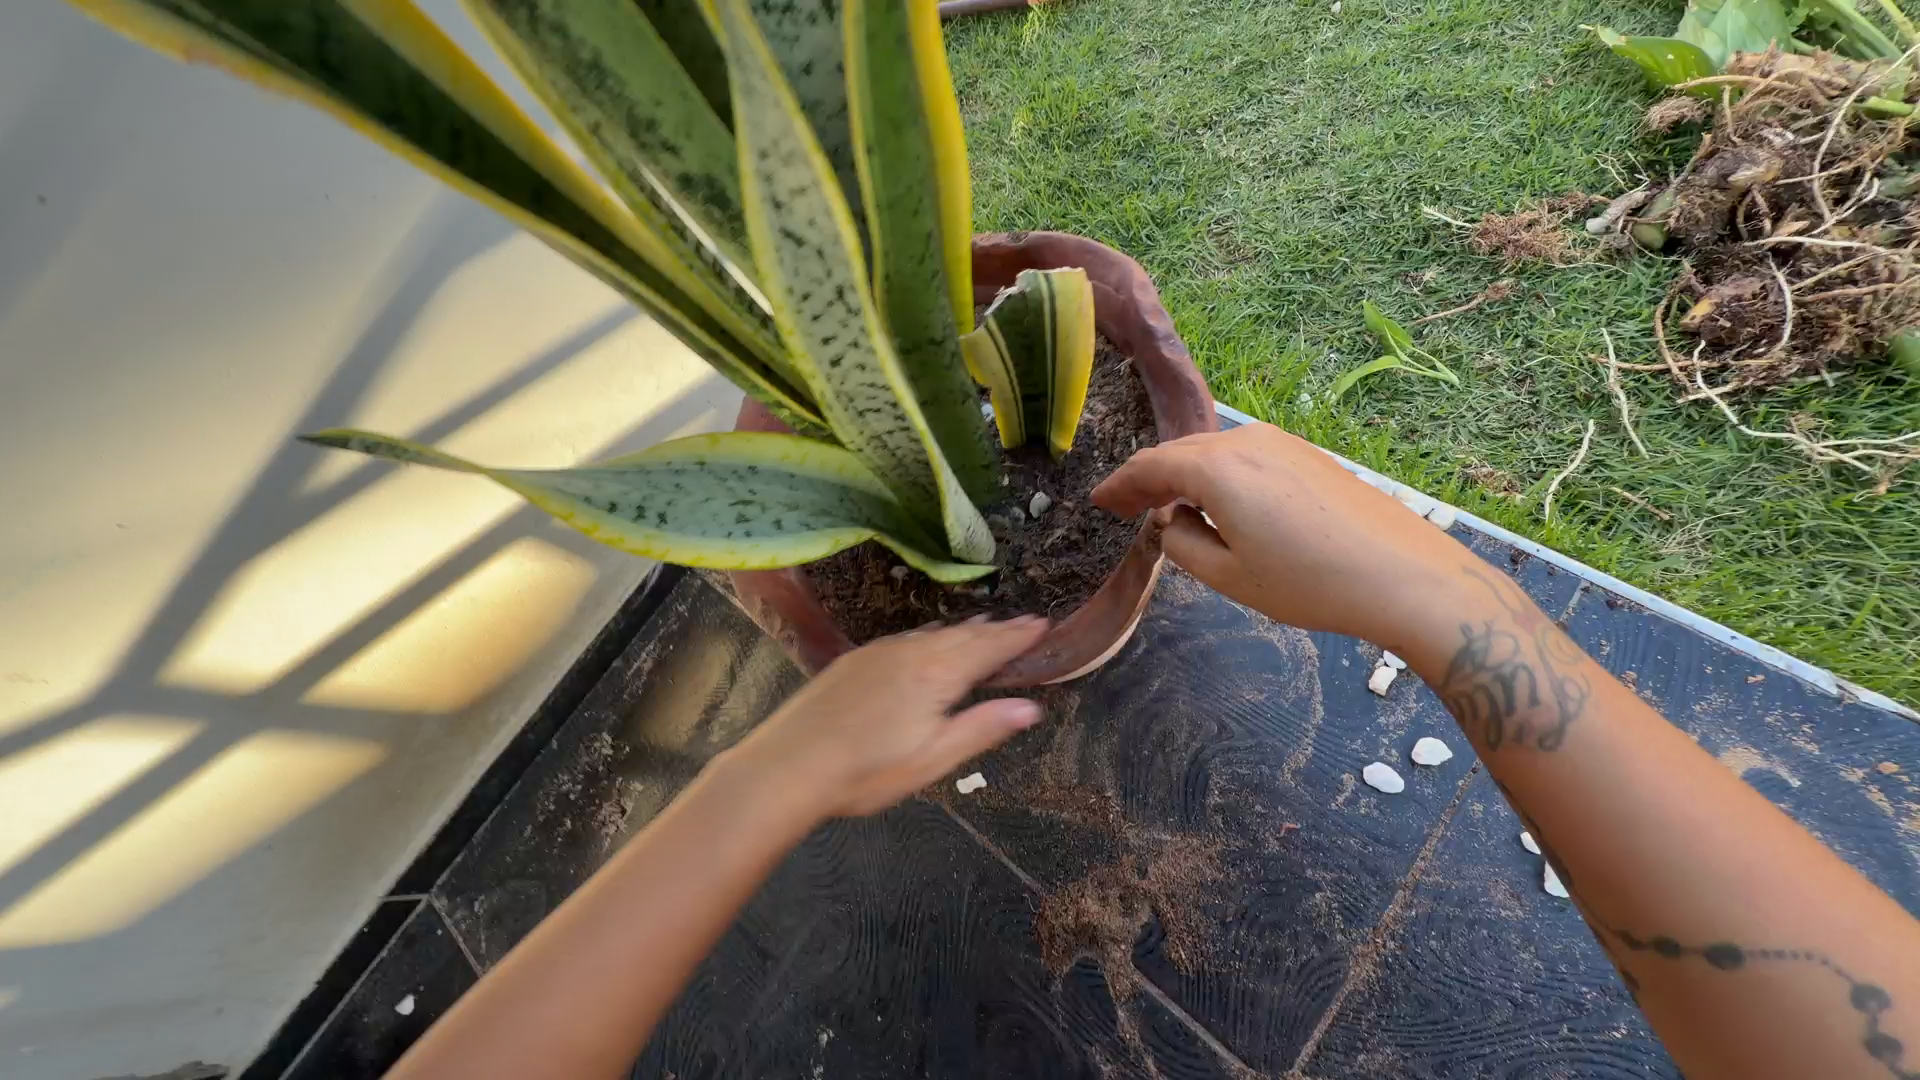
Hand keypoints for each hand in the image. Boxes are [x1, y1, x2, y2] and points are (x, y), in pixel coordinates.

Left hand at [715, 616, 1049, 820]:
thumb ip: (982, 728)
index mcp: (937, 674)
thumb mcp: (933, 760)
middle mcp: (911, 651)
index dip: (1017, 636)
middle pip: (964, 634)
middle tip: (1023, 621)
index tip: (1043, 623)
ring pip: (934, 633)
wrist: (788, 765)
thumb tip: (1032, 707)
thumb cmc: (867, 772)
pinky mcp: (856, 659)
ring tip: (985, 624)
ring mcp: (880, 651)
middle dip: (997, 629)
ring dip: (964, 629)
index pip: (988, 647)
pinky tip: (929, 640)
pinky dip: (932, 635)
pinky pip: (907, 637)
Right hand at [1092, 422, 1479, 645]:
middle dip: (1147, 478)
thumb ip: (1182, 544)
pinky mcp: (1308, 453)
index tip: (1099, 502)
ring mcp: (1282, 442)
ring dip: (1182, 473)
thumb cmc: (1309, 583)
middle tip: (1125, 507)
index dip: (1119, 485)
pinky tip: (1218, 500)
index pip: (1150, 467)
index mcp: (1217, 468)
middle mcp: (1246, 441)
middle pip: (1179, 451)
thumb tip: (1171, 520)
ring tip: (1167, 505)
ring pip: (1212, 450)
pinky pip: (1243, 454)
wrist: (1408, 577)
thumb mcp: (1229, 576)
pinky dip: (1215, 472)